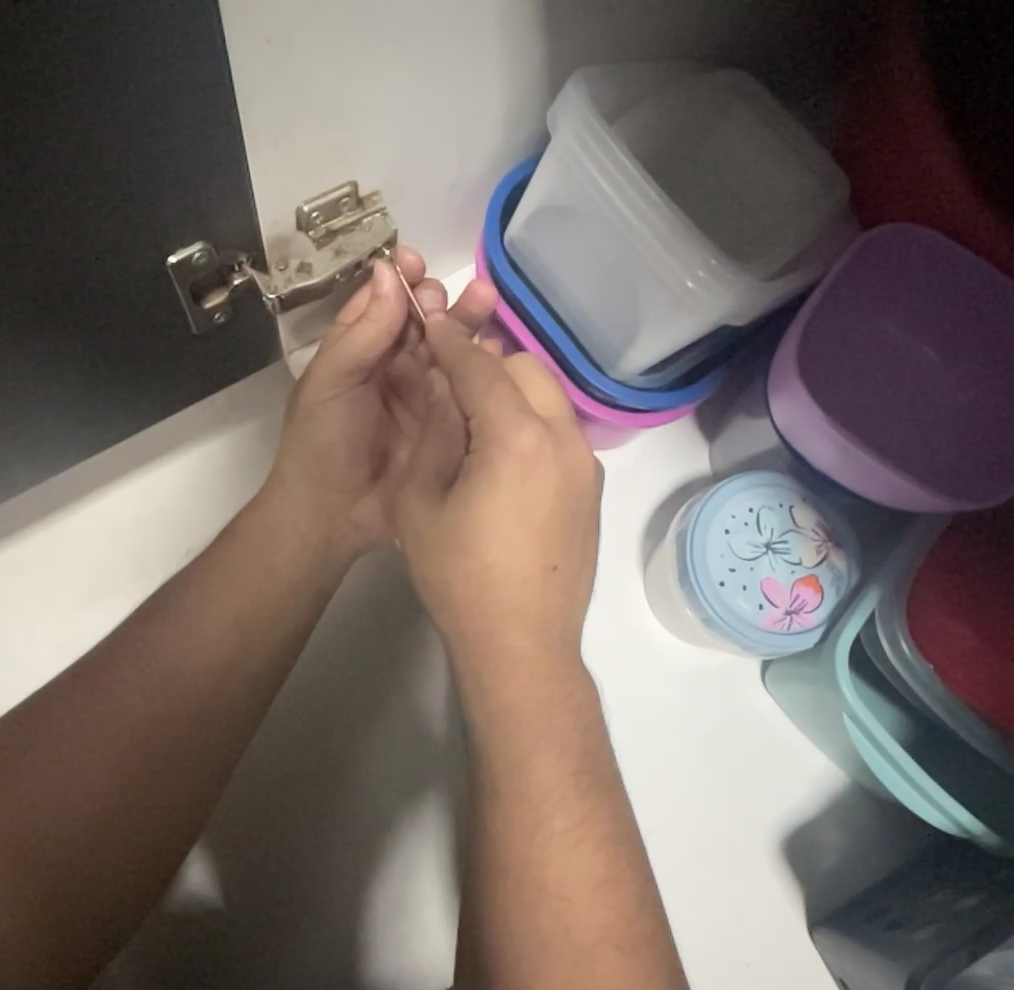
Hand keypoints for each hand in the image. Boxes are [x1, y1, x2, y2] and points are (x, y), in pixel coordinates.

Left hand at [263, 248, 496, 559]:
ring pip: (451, 354)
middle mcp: (395, 370)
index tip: (415, 262)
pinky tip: (497, 352)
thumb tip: (387, 271)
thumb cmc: (321, 441)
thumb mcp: (333, 379)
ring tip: (487, 303)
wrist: (332, 514)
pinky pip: (467, 393)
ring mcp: (425, 399)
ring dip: (468, 327)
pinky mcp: (448, 428)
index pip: (384, 305)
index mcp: (361, 353)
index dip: (400, 280)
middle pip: (425, 325)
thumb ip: (363, 330)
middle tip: (457, 294)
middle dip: (442, 303)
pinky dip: (482, 371)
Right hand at [390, 315, 603, 666]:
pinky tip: (505, 460)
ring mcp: (585, 465)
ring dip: (514, 393)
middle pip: (526, 370)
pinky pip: (562, 433)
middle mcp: (562, 438)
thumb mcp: (420, 503)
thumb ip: (431, 434)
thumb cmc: (459, 577)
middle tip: (449, 383)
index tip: (430, 323)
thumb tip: (439, 389)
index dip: (450, 344)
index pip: (480, 368)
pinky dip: (533, 424)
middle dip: (487, 364)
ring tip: (476, 421)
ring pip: (551, 398)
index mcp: (516, 437)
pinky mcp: (593, 491)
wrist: (522, 642)